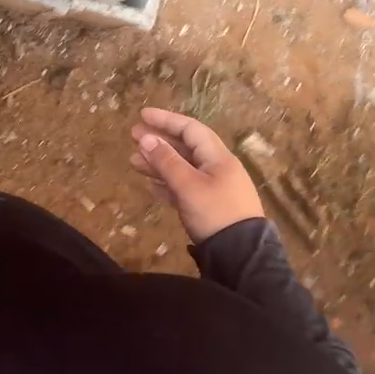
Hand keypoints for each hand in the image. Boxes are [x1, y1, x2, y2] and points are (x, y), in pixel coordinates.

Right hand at [129, 107, 264, 242]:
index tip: (142, 115)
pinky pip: (185, 187)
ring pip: (183, 168)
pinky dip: (167, 183)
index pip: (190, 129)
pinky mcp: (210, 207)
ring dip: (158, 163)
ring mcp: (215, 188)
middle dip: (158, 141)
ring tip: (134, 162)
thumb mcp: (188, 185)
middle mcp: (217, 169)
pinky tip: (152, 187)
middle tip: (133, 136)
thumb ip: (166, 161)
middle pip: (185, 147)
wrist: (241, 257)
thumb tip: (145, 138)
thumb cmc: (215, 213)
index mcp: (218, 158)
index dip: (166, 120)